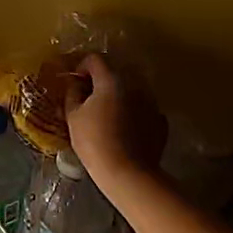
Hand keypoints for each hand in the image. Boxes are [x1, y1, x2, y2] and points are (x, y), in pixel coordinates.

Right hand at [64, 53, 167, 180]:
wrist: (128, 173)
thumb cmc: (95, 142)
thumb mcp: (74, 117)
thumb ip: (73, 93)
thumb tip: (76, 84)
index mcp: (112, 79)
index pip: (95, 59)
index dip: (81, 66)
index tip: (75, 82)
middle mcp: (136, 83)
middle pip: (116, 72)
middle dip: (101, 80)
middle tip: (88, 98)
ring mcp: (151, 101)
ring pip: (132, 89)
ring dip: (118, 95)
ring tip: (107, 114)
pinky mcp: (160, 120)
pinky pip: (143, 108)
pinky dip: (133, 112)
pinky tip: (124, 129)